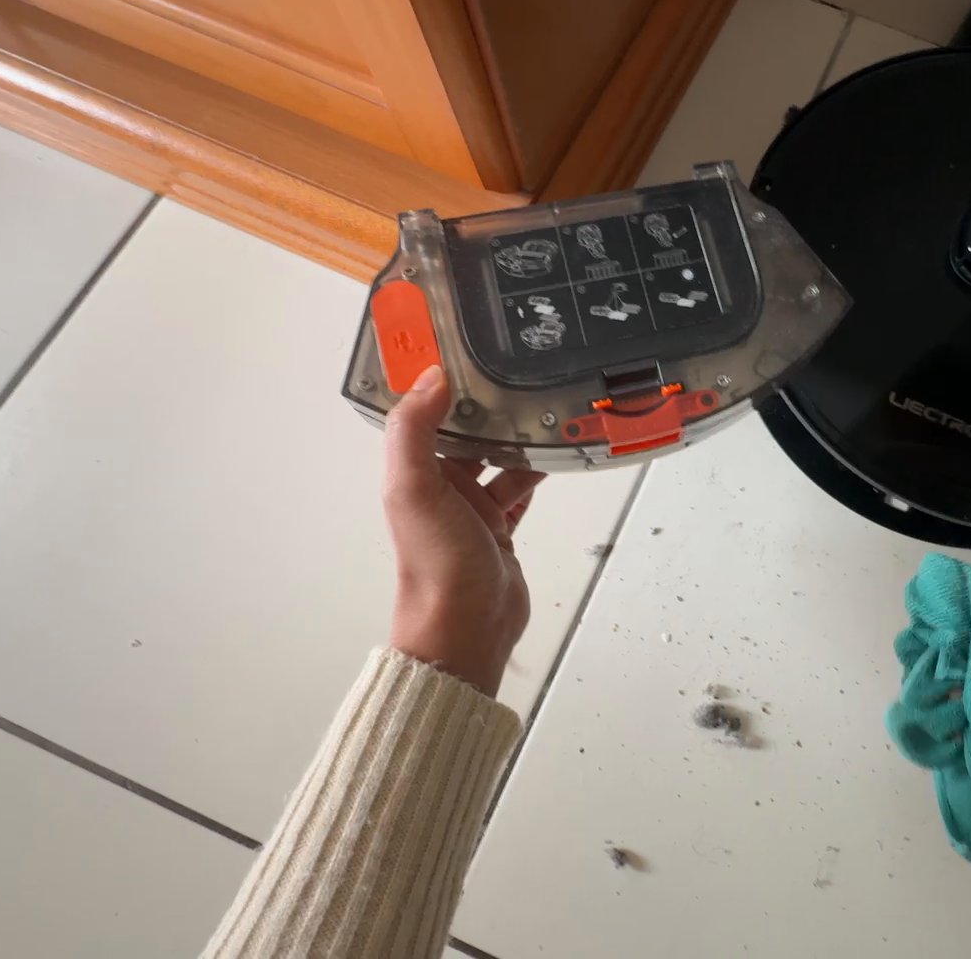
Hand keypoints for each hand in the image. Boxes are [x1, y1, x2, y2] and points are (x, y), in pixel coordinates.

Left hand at [382, 365, 544, 696]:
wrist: (467, 626)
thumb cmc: (436, 562)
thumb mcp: (415, 490)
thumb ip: (414, 432)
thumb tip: (431, 375)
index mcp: (415, 470)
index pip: (426, 412)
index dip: (439, 379)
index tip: (463, 344)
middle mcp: (442, 483)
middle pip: (467, 429)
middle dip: (489, 402)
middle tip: (519, 370)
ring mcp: (474, 504)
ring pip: (499, 455)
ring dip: (518, 433)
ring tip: (546, 406)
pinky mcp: (502, 524)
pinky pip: (522, 485)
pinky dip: (538, 468)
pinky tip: (556, 451)